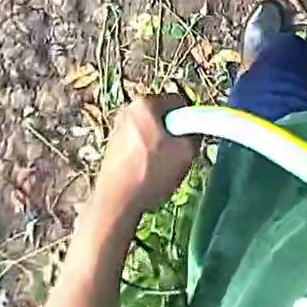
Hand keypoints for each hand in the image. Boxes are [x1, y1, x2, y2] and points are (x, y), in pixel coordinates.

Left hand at [85, 94, 199, 227]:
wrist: (115, 204)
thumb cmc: (151, 172)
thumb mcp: (187, 152)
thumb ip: (196, 134)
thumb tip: (193, 132)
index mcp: (145, 103)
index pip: (178, 102)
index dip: (189, 121)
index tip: (189, 140)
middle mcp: (128, 110)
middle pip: (163, 117)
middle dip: (172, 133)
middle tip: (176, 155)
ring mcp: (116, 128)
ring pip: (150, 132)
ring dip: (159, 146)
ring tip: (160, 168)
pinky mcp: (111, 147)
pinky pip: (138, 144)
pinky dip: (145, 155)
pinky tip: (146, 174)